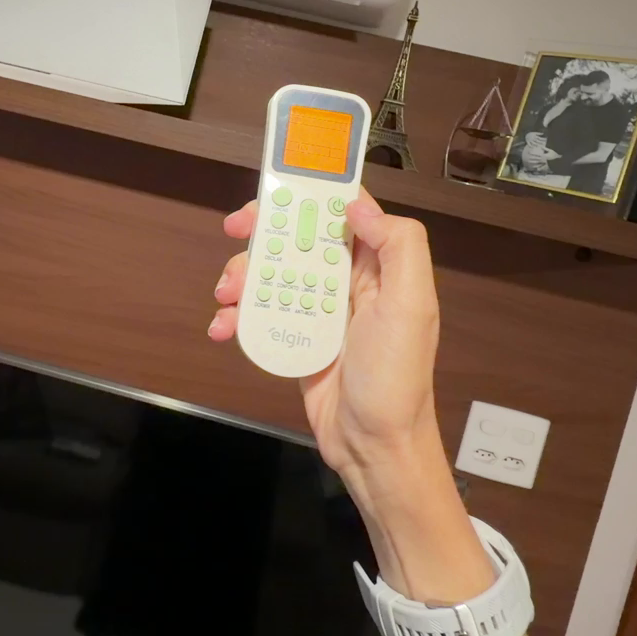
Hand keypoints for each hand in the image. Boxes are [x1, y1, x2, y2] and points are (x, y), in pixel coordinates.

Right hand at [208, 190, 441, 495]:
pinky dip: (237, 316)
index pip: (342, 212)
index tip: (275, 188)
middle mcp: (345, 281)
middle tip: (234, 230)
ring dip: (242, 275)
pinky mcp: (294, 337)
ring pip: (271, 272)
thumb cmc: (395, 377)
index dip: (308, 194)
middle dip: (263, 230)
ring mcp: (316, 309)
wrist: (372, 446)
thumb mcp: (412, 306)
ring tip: (226, 295)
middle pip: (297, 237)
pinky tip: (223, 328)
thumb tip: (357, 204)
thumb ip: (398, 247)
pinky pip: (260, 314)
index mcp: (377, 266)